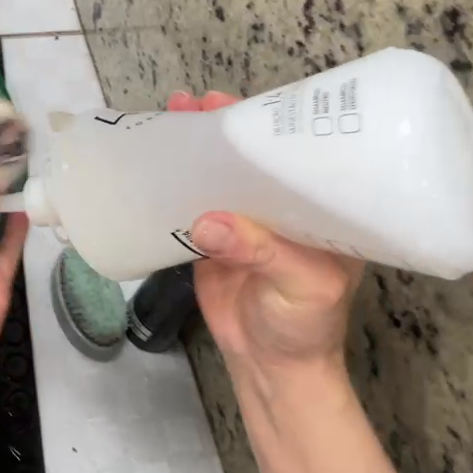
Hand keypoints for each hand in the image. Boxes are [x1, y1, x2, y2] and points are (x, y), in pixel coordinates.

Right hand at [169, 91, 364, 374]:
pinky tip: (154, 160)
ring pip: (219, 173)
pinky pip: (192, 202)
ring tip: (173, 114)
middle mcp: (282, 207)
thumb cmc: (304, 327)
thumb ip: (261, 253)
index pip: (297, 155)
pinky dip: (174, 180)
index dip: (270, 126)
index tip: (241, 105)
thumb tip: (206, 222)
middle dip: (227, 126)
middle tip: (198, 104)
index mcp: (319, 211)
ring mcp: (244, 221)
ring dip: (197, 146)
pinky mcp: (212, 238)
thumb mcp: (302, 288)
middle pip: (252, 156)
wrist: (269, 369)